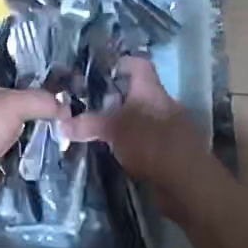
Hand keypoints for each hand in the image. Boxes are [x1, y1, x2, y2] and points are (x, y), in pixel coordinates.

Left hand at [0, 71, 62, 189]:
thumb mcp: (19, 102)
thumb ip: (46, 100)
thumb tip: (68, 109)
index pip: (20, 69)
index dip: (42, 74)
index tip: (65, 82)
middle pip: (26, 94)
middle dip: (46, 101)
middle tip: (71, 105)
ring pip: (27, 117)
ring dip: (44, 122)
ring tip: (68, 122)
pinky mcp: (1, 144)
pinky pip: (26, 137)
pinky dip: (38, 138)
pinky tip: (58, 137)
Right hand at [67, 57, 212, 206]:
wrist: (186, 183)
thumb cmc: (150, 143)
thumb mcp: (113, 130)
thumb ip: (87, 125)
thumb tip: (61, 124)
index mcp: (151, 91)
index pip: (138, 65)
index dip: (120, 63)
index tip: (99, 72)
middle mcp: (163, 105)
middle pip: (137, 93)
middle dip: (115, 98)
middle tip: (89, 104)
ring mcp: (170, 129)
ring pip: (141, 118)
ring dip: (124, 123)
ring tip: (98, 129)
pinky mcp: (170, 152)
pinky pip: (146, 140)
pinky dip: (132, 143)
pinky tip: (116, 152)